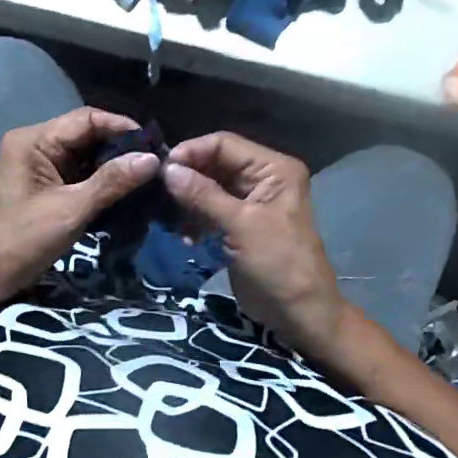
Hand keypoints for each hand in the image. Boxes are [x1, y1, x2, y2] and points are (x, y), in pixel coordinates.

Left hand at [0, 108, 159, 317]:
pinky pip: (77, 173)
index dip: (123, 128)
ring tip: (147, 177)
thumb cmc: (21, 242)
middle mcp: (34, 144)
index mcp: (32, 141)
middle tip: (157, 164)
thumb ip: (112, 182)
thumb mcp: (71, 211)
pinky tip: (125, 190)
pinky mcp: (42, 185)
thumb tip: (153, 159)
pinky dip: (100, 180)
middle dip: (121, 148)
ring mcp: (37, 165)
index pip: (87, 119)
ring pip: (84, 154)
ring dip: (113, 165)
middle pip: (86, 134)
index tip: (156, 147)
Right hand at [161, 132, 347, 353]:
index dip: (192, 152)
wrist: (299, 313)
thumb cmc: (278, 264)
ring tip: (170, 218)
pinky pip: (209, 210)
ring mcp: (250, 202)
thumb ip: (203, 195)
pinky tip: (185, 237)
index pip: (224, 144)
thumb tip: (167, 169)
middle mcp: (262, 178)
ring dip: (187, 201)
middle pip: (214, 164)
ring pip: (208, 187)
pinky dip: (194, 220)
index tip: (162, 168)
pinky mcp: (238, 225)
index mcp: (273, 168)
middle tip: (158, 193)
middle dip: (187, 177)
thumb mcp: (241, 226)